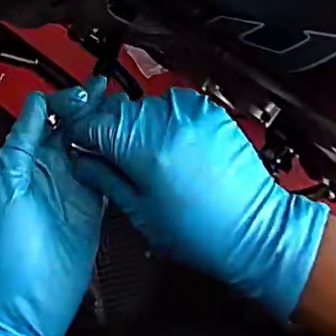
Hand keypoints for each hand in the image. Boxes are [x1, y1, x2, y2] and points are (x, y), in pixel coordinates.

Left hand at [0, 79, 107, 335]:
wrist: (14, 316)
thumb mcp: (4, 187)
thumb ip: (20, 143)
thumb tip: (32, 103)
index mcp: (21, 162)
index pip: (44, 118)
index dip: (63, 101)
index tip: (82, 91)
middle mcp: (46, 174)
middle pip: (69, 130)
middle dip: (87, 108)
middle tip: (106, 92)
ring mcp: (68, 193)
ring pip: (88, 149)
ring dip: (102, 130)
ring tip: (120, 111)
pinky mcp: (88, 214)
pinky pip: (103, 179)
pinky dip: (114, 162)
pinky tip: (123, 147)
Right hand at [61, 88, 327, 318]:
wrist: (257, 229)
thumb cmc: (204, 233)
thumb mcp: (142, 214)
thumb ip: (106, 178)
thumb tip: (81, 160)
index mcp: (145, 147)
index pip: (94, 122)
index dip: (81, 132)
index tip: (78, 141)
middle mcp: (166, 120)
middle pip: (117, 109)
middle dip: (108, 127)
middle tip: (109, 151)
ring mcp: (189, 110)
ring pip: (143, 104)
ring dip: (137, 122)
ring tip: (148, 153)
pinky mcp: (207, 108)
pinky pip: (171, 102)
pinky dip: (164, 117)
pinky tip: (171, 143)